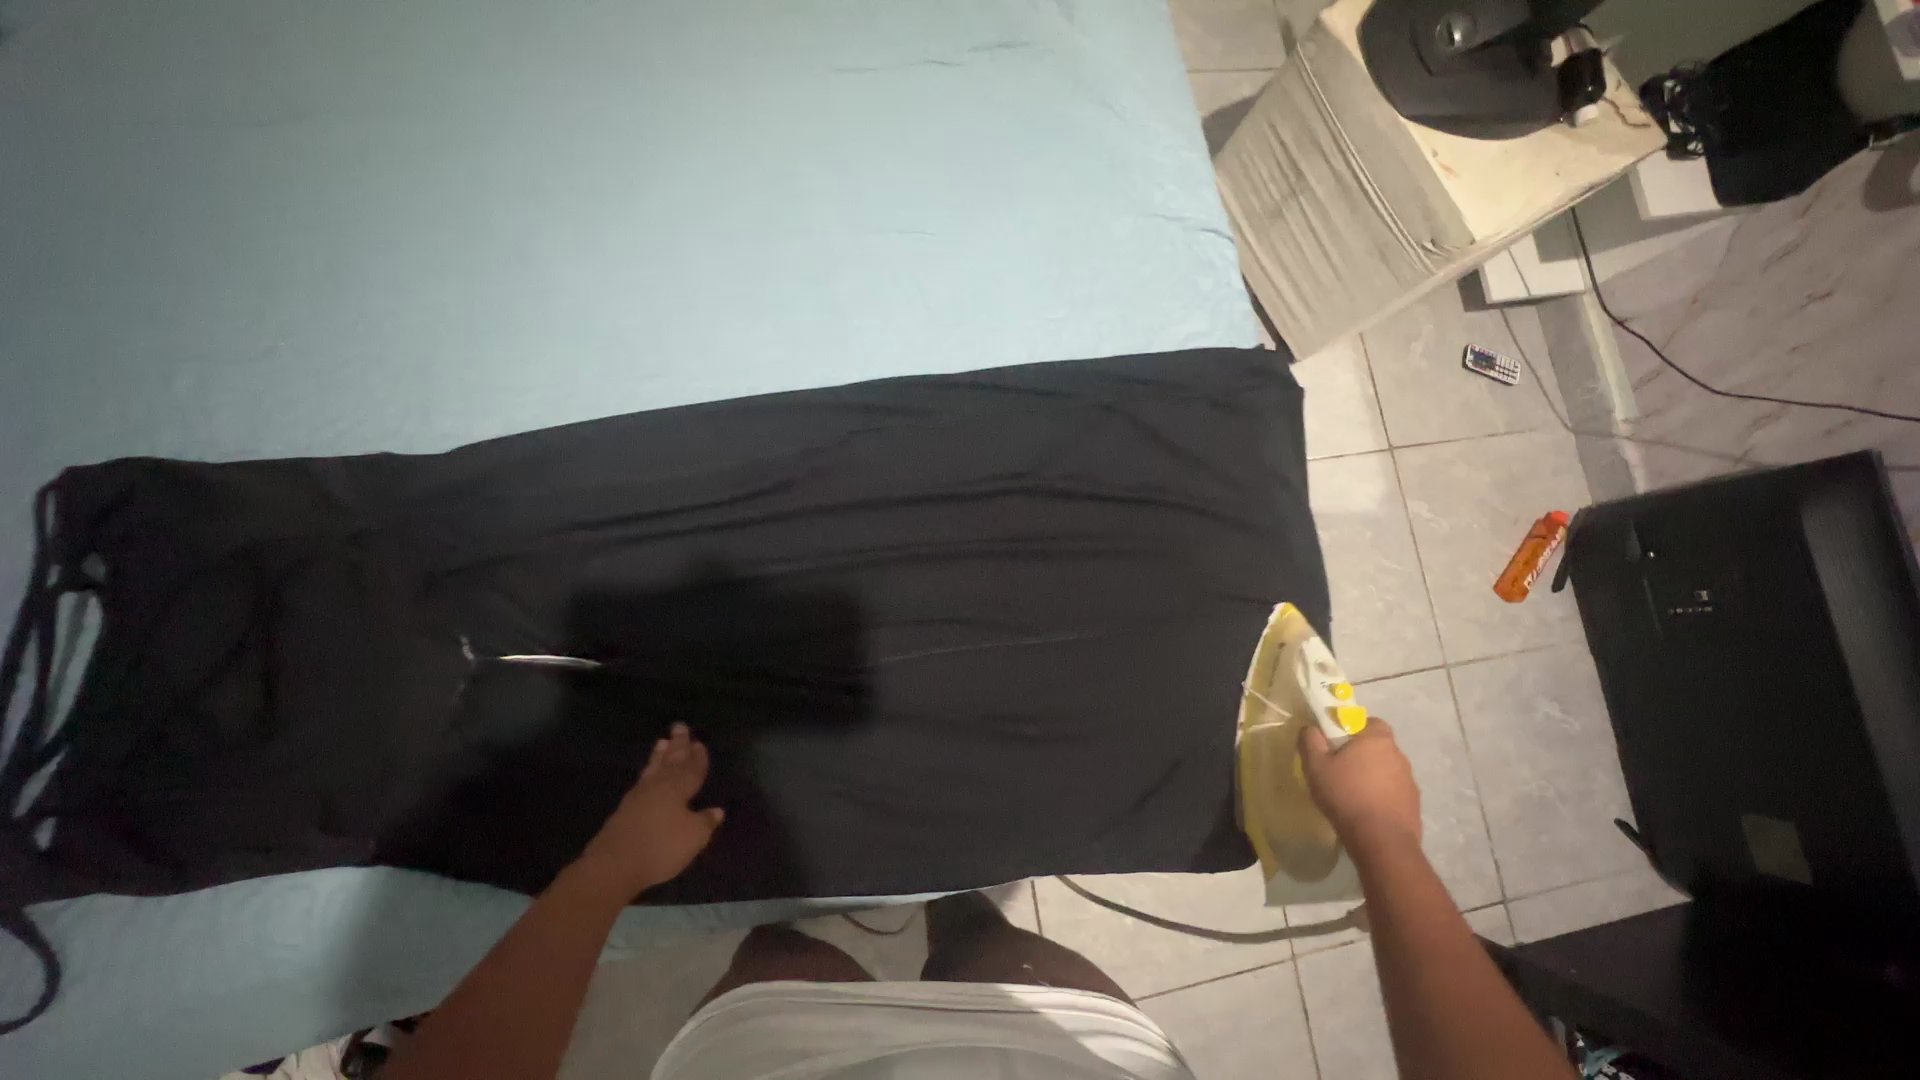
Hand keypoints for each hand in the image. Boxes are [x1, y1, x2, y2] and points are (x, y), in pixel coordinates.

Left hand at [574, 723, 724, 896]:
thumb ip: (705, 821)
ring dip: (659, 755)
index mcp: (678, 788)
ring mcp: (638, 797)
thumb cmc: (661, 847)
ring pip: (653, 769)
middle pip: (671, 762)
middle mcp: (658, 786)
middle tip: (680, 727)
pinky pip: (641, 782)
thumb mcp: (694, 837)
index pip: (691, 769)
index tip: (699, 743)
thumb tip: (717, 810)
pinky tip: (647, 776)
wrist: (614, 865)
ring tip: (662, 742)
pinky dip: (647, 773)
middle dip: (678, 745)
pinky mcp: (624, 811)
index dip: (697, 757)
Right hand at [1298, 718, 1420, 855]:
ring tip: (1352, 794)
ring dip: (1373, 776)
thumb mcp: (1316, 766)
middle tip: (1340, 768)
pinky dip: (1382, 796)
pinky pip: (1394, 792)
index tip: (1338, 743)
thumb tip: (1311, 727)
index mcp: (1377, 739)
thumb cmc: (1346, 795)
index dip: (1354, 729)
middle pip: (1379, 746)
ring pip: (1387, 770)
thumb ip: (1311, 741)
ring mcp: (1410, 781)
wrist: (1381, 840)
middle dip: (1362, 754)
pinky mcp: (1414, 804)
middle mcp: (1399, 755)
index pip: (1370, 721)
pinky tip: (1366, 811)